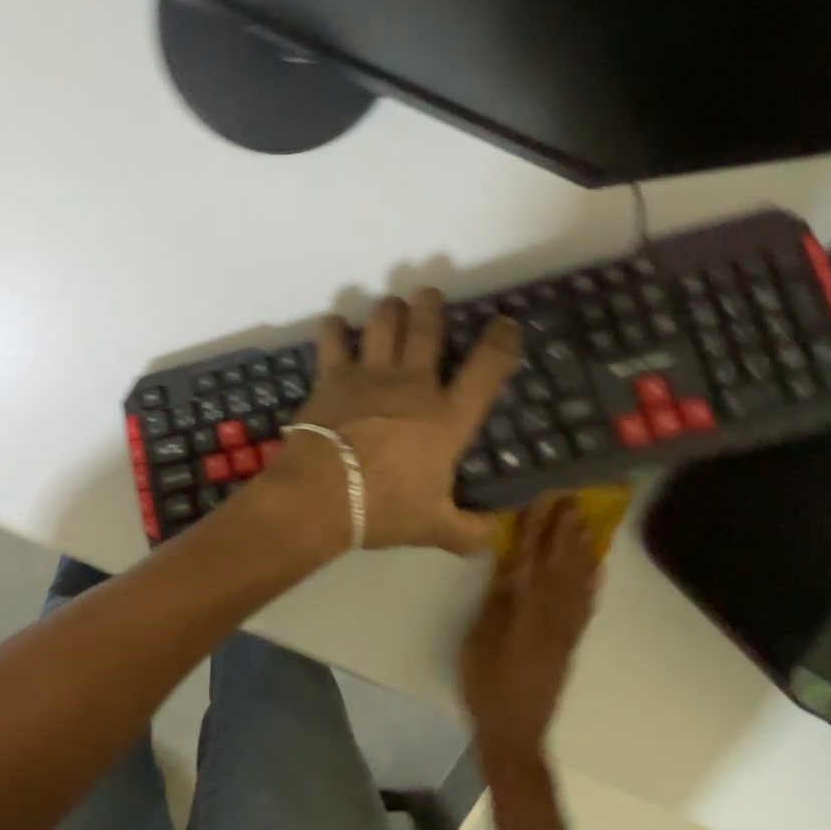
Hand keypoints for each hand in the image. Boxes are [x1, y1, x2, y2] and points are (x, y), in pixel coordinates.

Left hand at [271, 287, 521, 555]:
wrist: (323, 494)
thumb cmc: (385, 508)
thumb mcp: (435, 527)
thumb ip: (468, 530)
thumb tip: (492, 536)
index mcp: (447, 418)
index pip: (486, 370)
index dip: (502, 341)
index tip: (507, 323)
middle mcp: (413, 385)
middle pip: (426, 330)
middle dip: (430, 306)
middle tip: (428, 293)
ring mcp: (370, 376)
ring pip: (383, 325)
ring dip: (389, 310)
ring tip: (392, 303)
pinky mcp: (332, 377)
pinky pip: (333, 341)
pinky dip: (334, 329)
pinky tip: (335, 324)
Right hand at [460, 497, 603, 761]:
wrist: (514, 732)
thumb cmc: (486, 685)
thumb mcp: (480, 639)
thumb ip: (498, 602)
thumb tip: (512, 565)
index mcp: (525, 612)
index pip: (532, 560)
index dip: (537, 528)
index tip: (541, 499)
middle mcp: (551, 616)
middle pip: (562, 565)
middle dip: (566, 531)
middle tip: (571, 499)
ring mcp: (565, 630)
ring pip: (578, 582)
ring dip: (582, 550)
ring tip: (585, 522)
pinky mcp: (569, 643)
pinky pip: (585, 604)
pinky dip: (591, 582)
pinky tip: (594, 568)